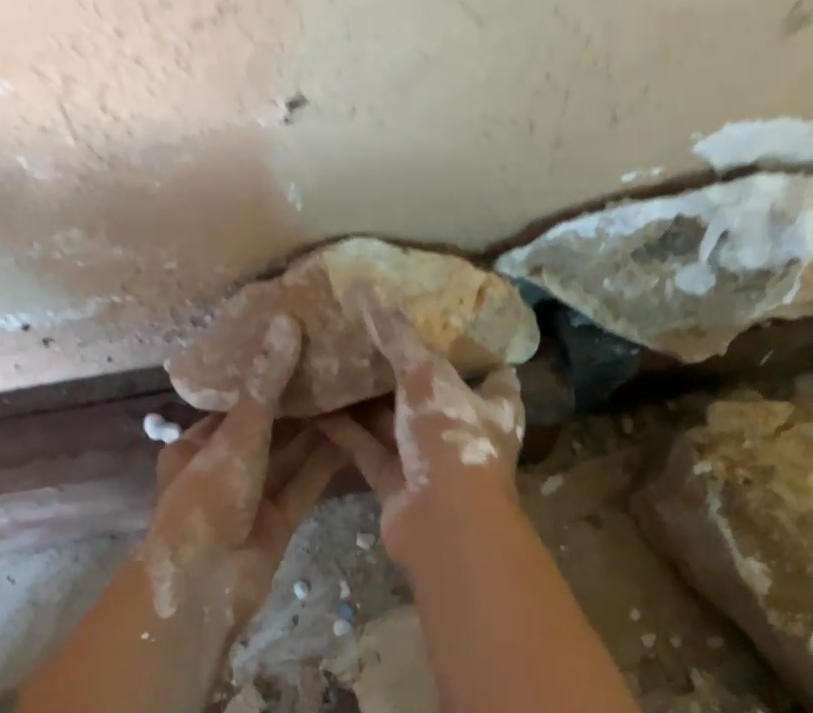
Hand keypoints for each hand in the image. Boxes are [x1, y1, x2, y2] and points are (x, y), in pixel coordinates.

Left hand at [141, 315, 347, 636]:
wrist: (203, 588)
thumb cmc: (208, 499)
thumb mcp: (236, 434)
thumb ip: (266, 384)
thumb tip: (286, 321)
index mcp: (196, 445)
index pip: (234, 402)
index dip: (265, 375)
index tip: (299, 347)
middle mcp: (223, 468)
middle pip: (266, 428)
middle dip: (298, 403)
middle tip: (336, 366)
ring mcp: (251, 497)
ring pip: (288, 455)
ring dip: (316, 430)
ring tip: (353, 391)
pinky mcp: (277, 521)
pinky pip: (303, 483)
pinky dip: (325, 461)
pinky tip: (354, 434)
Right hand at [315, 287, 523, 559]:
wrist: (443, 525)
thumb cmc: (451, 438)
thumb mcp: (425, 376)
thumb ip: (397, 336)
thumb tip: (369, 287)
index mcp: (491, 406)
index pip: (493, 374)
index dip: (475, 353)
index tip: (446, 328)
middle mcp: (465, 433)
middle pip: (436, 396)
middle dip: (408, 374)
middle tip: (375, 339)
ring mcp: (432, 462)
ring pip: (398, 424)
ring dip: (371, 401)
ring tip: (340, 364)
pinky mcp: (400, 486)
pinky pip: (369, 450)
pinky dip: (347, 432)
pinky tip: (318, 406)